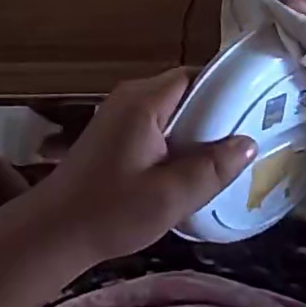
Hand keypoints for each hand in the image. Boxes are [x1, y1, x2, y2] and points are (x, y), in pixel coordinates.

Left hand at [30, 69, 255, 261]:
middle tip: (239, 144)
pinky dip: (172, 139)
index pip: (191, 77)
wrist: (56, 229)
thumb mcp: (169, 196)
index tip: (249, 113)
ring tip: (220, 159)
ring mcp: (118, 112)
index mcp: (143, 101)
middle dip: (210, 115)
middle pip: (181, 91)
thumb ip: (211, 168)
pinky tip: (186, 169)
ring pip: (168, 109)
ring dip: (191, 131)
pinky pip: (153, 122)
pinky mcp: (112, 131)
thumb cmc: (111, 210)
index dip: (222, 91)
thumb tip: (249, 143)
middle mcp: (129, 97)